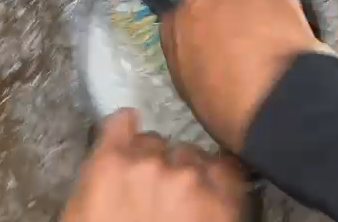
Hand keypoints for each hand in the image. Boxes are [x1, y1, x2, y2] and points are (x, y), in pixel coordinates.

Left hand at [61, 110, 247, 221]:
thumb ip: (215, 213)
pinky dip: (123, 126)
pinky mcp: (109, 160)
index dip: (213, 175)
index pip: (227, 168)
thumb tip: (213, 200)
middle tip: (161, 198)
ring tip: (134, 185)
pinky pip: (119, 124)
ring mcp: (146, 164)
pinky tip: (124, 131)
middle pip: (187, 154)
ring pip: (153, 142)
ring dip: (148, 159)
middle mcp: (187, 176)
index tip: (203, 186)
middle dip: (176, 172)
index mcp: (216, 206)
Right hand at [159, 0, 333, 152]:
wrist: (273, 98)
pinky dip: (274, 2)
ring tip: (268, 32)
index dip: (202, 29)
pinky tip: (283, 25)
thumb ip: (188, 58)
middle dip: (222, 11)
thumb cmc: (229, 108)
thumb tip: (199, 50)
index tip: (216, 42)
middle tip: (243, 37)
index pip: (182, 18)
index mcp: (173, 26)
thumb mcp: (192, 90)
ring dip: (248, 5)